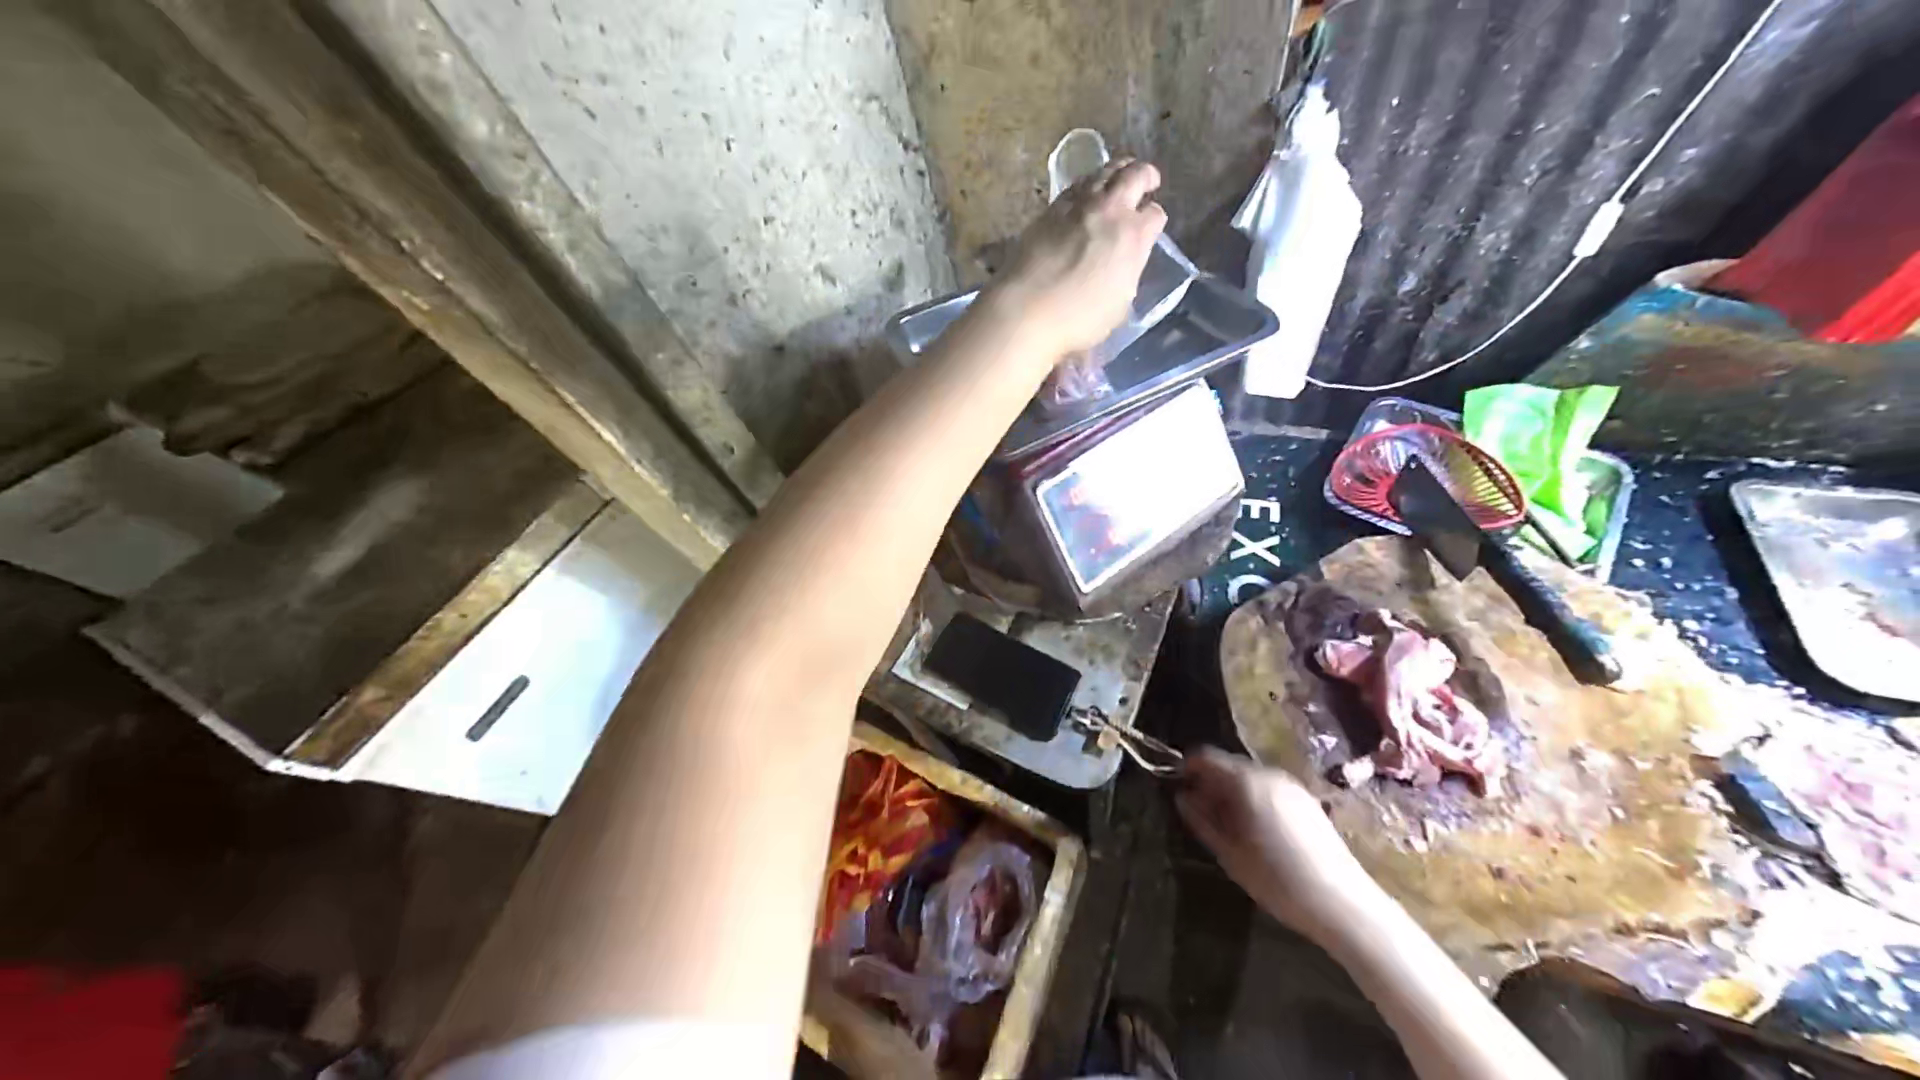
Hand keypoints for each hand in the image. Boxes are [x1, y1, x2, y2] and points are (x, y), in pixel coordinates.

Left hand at [986, 158, 1167, 358]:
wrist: (1027, 309)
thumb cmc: (1078, 320)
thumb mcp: (1118, 306)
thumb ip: (1126, 277)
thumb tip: (1122, 267)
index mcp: (1133, 237)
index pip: (1154, 216)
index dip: (1154, 220)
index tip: (1151, 226)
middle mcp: (1110, 211)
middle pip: (1134, 176)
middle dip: (1145, 176)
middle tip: (1148, 180)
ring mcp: (1079, 206)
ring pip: (1104, 172)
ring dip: (1116, 170)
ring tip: (1119, 175)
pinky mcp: (1051, 209)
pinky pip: (1076, 185)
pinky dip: (1087, 183)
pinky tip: (1086, 191)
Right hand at [1175, 747, 1381, 947]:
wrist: (1344, 905)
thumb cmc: (1278, 881)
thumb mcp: (1229, 854)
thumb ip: (1202, 820)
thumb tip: (1182, 798)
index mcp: (1246, 782)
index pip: (1205, 757)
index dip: (1187, 768)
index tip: (1177, 788)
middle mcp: (1269, 775)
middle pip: (1229, 766)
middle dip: (1211, 784)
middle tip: (1200, 815)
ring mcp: (1292, 786)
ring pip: (1250, 779)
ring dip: (1232, 794)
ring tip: (1229, 829)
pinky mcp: (1308, 802)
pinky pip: (1269, 790)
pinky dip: (1254, 800)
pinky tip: (1257, 833)